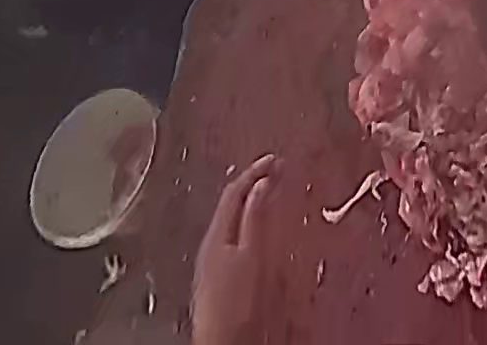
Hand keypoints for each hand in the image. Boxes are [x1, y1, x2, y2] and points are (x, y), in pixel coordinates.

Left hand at [193, 153, 278, 344]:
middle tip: (275, 169)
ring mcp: (211, 256)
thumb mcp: (251, 255)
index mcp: (217, 231)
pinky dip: (245, 216)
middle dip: (252, 181)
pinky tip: (255, 223)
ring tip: (268, 189)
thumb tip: (262, 182)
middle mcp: (211, 239)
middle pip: (230, 201)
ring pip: (231, 215)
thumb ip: (255, 218)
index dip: (254, 171)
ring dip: (249, 198)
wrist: (220, 343)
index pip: (234, 190)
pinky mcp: (216, 270)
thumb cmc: (237, 301)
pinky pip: (231, 230)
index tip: (275, 159)